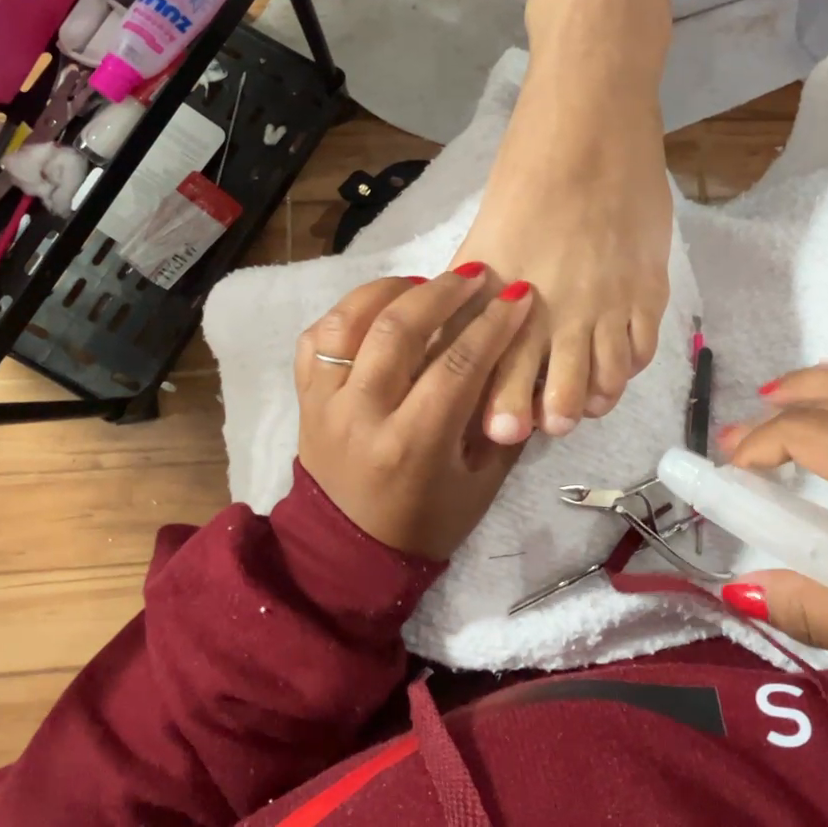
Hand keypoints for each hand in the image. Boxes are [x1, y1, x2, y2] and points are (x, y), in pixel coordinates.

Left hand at [296, 268, 534, 560]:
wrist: (349, 554)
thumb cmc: (428, 522)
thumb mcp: (482, 483)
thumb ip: (501, 420)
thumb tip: (522, 360)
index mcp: (412, 445)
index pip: (458, 365)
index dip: (493, 325)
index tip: (518, 296)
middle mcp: (362, 416)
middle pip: (399, 329)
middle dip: (444, 291)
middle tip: (475, 274)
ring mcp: (325, 404)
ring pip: (350, 321)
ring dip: (392, 290)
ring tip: (425, 281)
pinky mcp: (305, 399)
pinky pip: (317, 339)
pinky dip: (348, 312)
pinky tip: (380, 306)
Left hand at [451, 15, 673, 444]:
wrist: (594, 120)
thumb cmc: (531, 165)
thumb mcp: (490, 227)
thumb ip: (474, 281)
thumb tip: (456, 321)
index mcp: (510, 294)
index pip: (500, 373)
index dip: (497, 408)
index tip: (491, 428)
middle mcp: (560, 309)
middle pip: (553, 390)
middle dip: (543, 416)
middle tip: (538, 424)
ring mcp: (609, 302)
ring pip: (602, 381)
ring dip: (588, 399)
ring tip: (578, 405)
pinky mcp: (648, 288)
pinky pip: (640, 352)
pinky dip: (625, 370)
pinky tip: (614, 368)